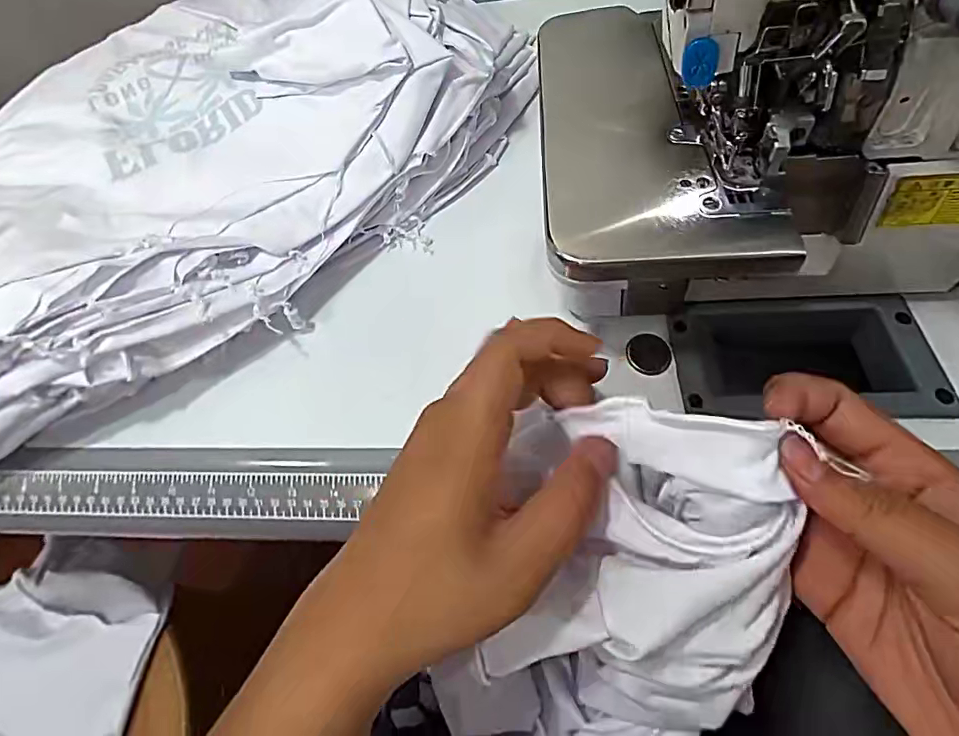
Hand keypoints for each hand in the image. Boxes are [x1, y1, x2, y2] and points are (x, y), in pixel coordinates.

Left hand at [211, 319, 616, 735]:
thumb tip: (602, 447)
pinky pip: (479, 404)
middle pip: (503, 356)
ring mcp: (433, 433)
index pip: (509, 345)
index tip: (598, 358)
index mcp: (465, 426)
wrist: (356, 621)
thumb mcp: (521, 561)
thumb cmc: (435, 592)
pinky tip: (537, 443)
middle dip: (557, 364)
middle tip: (592, 408)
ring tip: (576, 417)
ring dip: (539, 383)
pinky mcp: (428, 453)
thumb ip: (570, 500)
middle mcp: (445, 416)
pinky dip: (518, 403)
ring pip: (490, 379)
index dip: (557, 336)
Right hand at [766, 373, 958, 735]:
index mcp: (918, 481)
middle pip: (802, 451)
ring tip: (721, 493)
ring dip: (749, 492)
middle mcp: (874, 506)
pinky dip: (748, 541)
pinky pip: (775, 553)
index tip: (769, 408)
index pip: (848, 415)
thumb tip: (799, 457)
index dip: (804, 398)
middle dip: (763, 443)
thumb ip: (883, 515)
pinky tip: (733, 535)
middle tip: (731, 456)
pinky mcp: (828, 595)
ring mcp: (848, 550)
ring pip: (780, 499)